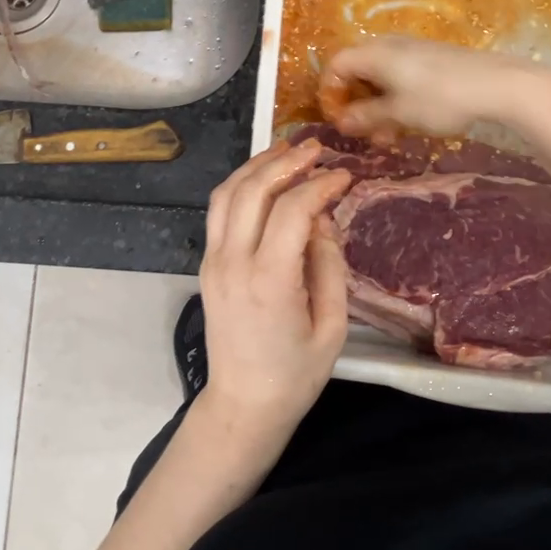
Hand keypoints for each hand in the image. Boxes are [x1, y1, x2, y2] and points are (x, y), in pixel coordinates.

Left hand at [198, 139, 352, 435]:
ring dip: (256, 165)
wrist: (244, 402)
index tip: (344, 174)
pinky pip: (219, 211)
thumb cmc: (296, 372)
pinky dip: (240, 185)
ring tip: (286, 149)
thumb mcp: (332, 325)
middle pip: (253, 190)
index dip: (320, 184)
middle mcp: (234, 262)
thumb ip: (328, 264)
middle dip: (286, 160)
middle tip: (315, 147)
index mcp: (270, 280)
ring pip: (227, 193)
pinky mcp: (206, 263)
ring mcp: (213, 260)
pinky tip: (262, 178)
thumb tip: (321, 217)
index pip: (292, 209)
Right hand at [321, 37, 531, 142]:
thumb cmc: (439, 98)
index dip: (330, 90)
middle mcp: (388, 45)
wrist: (497, 83)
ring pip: (380, 76)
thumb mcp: (399, 112)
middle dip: (356, 103)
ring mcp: (411, 49)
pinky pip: (400, 75)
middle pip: (357, 70)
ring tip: (388, 136)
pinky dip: (395, 97)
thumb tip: (340, 121)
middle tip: (363, 132)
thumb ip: (367, 116)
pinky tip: (409, 121)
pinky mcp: (431, 57)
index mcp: (374, 53)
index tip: (337, 118)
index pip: (336, 64)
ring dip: (377, 105)